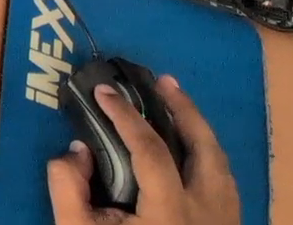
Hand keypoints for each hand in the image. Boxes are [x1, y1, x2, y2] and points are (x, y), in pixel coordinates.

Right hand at [47, 75, 239, 224]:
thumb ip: (68, 185)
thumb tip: (78, 149)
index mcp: (173, 215)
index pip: (152, 150)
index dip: (126, 115)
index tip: (101, 90)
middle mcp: (209, 218)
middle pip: (209, 154)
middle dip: (187, 113)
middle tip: (163, 81)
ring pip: (224, 171)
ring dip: (200, 132)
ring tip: (177, 105)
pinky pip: (224, 187)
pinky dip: (206, 158)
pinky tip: (188, 151)